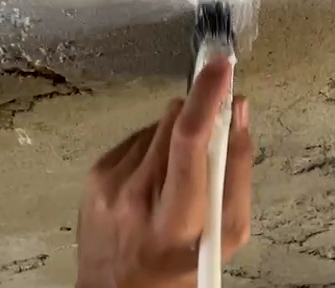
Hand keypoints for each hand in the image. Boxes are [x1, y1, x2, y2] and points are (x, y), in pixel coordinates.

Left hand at [75, 57, 253, 287]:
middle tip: (209, 139)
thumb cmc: (181, 269)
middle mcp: (135, 196)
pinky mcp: (95, 174)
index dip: (206, 97)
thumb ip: (238, 173)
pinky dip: (152, 150)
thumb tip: (239, 110)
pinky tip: (152, 181)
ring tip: (174, 177)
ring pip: (156, 126)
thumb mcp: (224, 238)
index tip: (222, 67)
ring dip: (174, 138)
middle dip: (197, 118)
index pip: (188, 142)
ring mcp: (110, 184)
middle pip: (173, 123)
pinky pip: (136, 138)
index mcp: (174, 220)